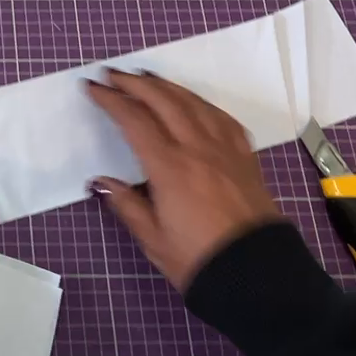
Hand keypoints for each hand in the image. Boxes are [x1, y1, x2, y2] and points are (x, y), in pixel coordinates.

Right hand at [87, 69, 282, 289]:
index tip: (92, 88)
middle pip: (163, 101)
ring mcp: (226, 150)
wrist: (262, 281)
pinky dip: (201, 102)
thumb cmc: (200, 262)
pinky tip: (192, 102)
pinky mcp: (246, 158)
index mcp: (170, 167)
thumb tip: (101, 181)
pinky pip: (221, 118)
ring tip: (146, 77)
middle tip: (113, 74)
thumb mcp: (154, 239)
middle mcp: (197, 149)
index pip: (134, 120)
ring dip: (166, 85)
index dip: (111, 99)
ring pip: (193, 103)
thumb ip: (126, 205)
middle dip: (135, 83)